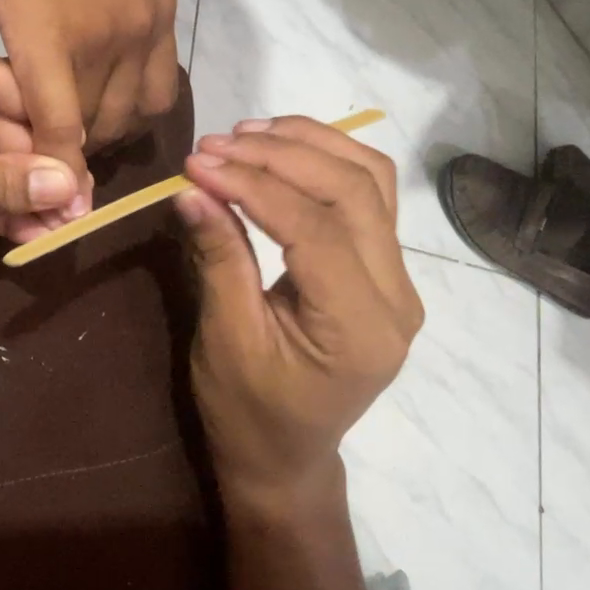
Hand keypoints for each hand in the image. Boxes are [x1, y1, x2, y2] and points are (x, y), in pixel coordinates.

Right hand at [173, 117, 423, 513]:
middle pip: (355, 191)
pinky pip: (367, 197)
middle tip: (212, 145)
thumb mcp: (225, 339)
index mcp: (360, 327)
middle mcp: (396, 296)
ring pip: (372, 181)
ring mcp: (398, 280)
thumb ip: (219, 259)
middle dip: (280, 155)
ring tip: (244, 133)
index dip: (252, 184)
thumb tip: (191, 189)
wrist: (283, 455)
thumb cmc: (247, 409)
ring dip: (310, 145)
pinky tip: (277, 150)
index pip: (314, 228)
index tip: (194, 162)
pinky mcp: (382, 270)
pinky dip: (324, 162)